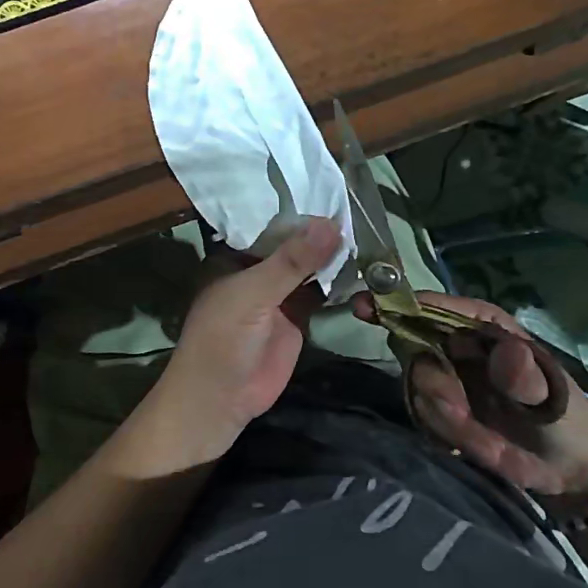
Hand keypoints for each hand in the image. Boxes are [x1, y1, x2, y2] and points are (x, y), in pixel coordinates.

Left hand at [134, 217, 342, 467]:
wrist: (221, 400)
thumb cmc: (222, 339)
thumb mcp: (253, 294)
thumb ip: (291, 261)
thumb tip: (330, 224)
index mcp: (233, 256)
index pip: (268, 224)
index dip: (297, 209)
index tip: (332, 187)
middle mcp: (255, 270)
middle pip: (292, 244)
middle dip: (320, 230)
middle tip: (359, 205)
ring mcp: (277, 293)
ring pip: (308, 267)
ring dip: (332, 253)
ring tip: (367, 228)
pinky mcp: (296, 316)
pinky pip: (320, 292)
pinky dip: (339, 280)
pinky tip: (363, 263)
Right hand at [354, 290, 587, 498]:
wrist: (569, 474)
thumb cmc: (567, 422)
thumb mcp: (552, 401)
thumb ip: (526, 378)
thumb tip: (507, 351)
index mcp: (485, 328)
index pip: (435, 306)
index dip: (400, 303)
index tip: (365, 307)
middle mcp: (457, 345)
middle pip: (415, 346)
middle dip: (433, 385)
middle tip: (458, 415)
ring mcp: (445, 377)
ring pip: (418, 386)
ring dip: (446, 419)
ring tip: (486, 445)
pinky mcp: (438, 409)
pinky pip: (422, 414)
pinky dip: (445, 435)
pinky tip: (476, 449)